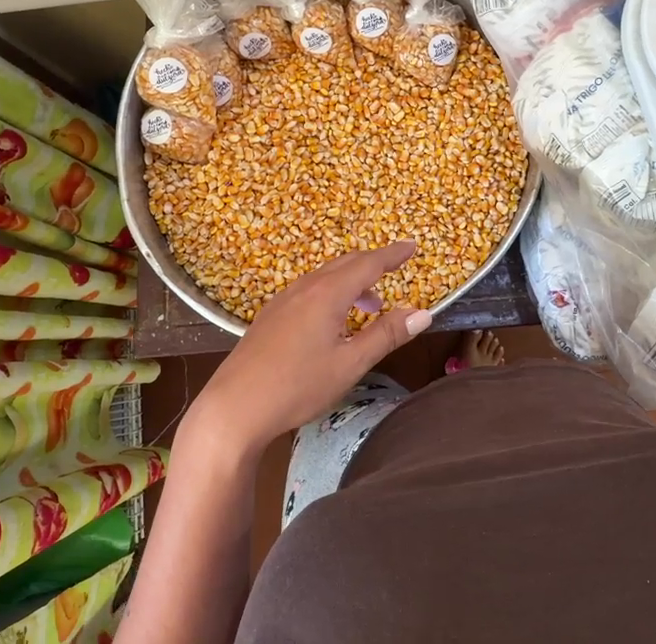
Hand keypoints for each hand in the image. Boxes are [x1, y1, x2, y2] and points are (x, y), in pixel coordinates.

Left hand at [184, 242, 428, 458]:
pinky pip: (309, 290)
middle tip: (396, 268)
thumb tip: (423, 313)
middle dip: (373, 264)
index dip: (393, 254)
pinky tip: (334, 320)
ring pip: (325, 276)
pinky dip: (332, 292)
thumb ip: (386, 335)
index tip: (412, 246)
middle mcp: (304, 288)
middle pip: (345, 264)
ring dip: (352, 281)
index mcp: (327, 294)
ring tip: (371, 305)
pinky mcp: (270, 316)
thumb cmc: (297, 387)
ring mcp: (283, 301)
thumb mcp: (349, 364)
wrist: (233, 409)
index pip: (368, 264)